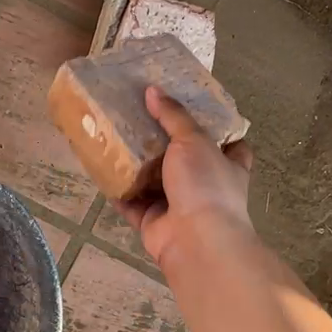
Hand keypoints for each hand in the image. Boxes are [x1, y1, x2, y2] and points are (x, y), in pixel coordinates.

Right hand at [116, 86, 258, 267]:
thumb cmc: (205, 185)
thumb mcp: (193, 141)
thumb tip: (153, 90)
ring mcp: (178, 206)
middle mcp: (205, 187)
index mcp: (227, 167)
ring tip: (114, 137)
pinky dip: (117, 189)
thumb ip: (173, 116)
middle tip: (140, 118)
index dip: (216, 129)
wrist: (196, 241)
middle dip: (163, 143)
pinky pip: (131, 201)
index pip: (231, 145)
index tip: (194, 111)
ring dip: (136, 165)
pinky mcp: (153, 222)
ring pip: (154, 181)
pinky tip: (100, 168)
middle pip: (184, 160)